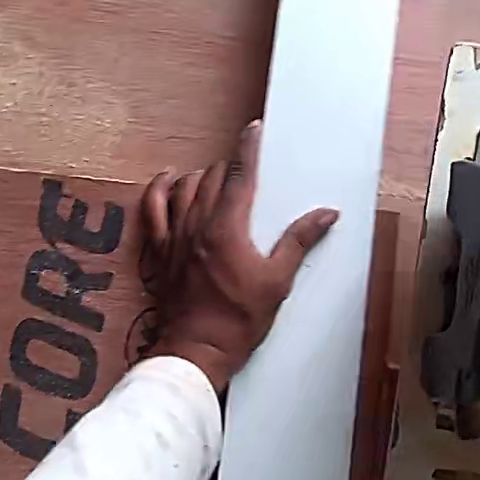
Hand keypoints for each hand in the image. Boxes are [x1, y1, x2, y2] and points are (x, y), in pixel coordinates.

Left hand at [138, 121, 338, 392]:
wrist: (197, 350)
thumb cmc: (239, 320)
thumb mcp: (277, 281)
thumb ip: (299, 241)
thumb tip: (326, 214)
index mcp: (228, 228)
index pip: (239, 175)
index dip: (248, 149)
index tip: (253, 129)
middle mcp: (198, 224)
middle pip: (212, 177)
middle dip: (230, 167)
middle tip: (247, 172)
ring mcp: (175, 236)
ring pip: (184, 187)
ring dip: (202, 176)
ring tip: (217, 177)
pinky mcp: (160, 250)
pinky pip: (153, 209)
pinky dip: (159, 189)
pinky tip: (168, 180)